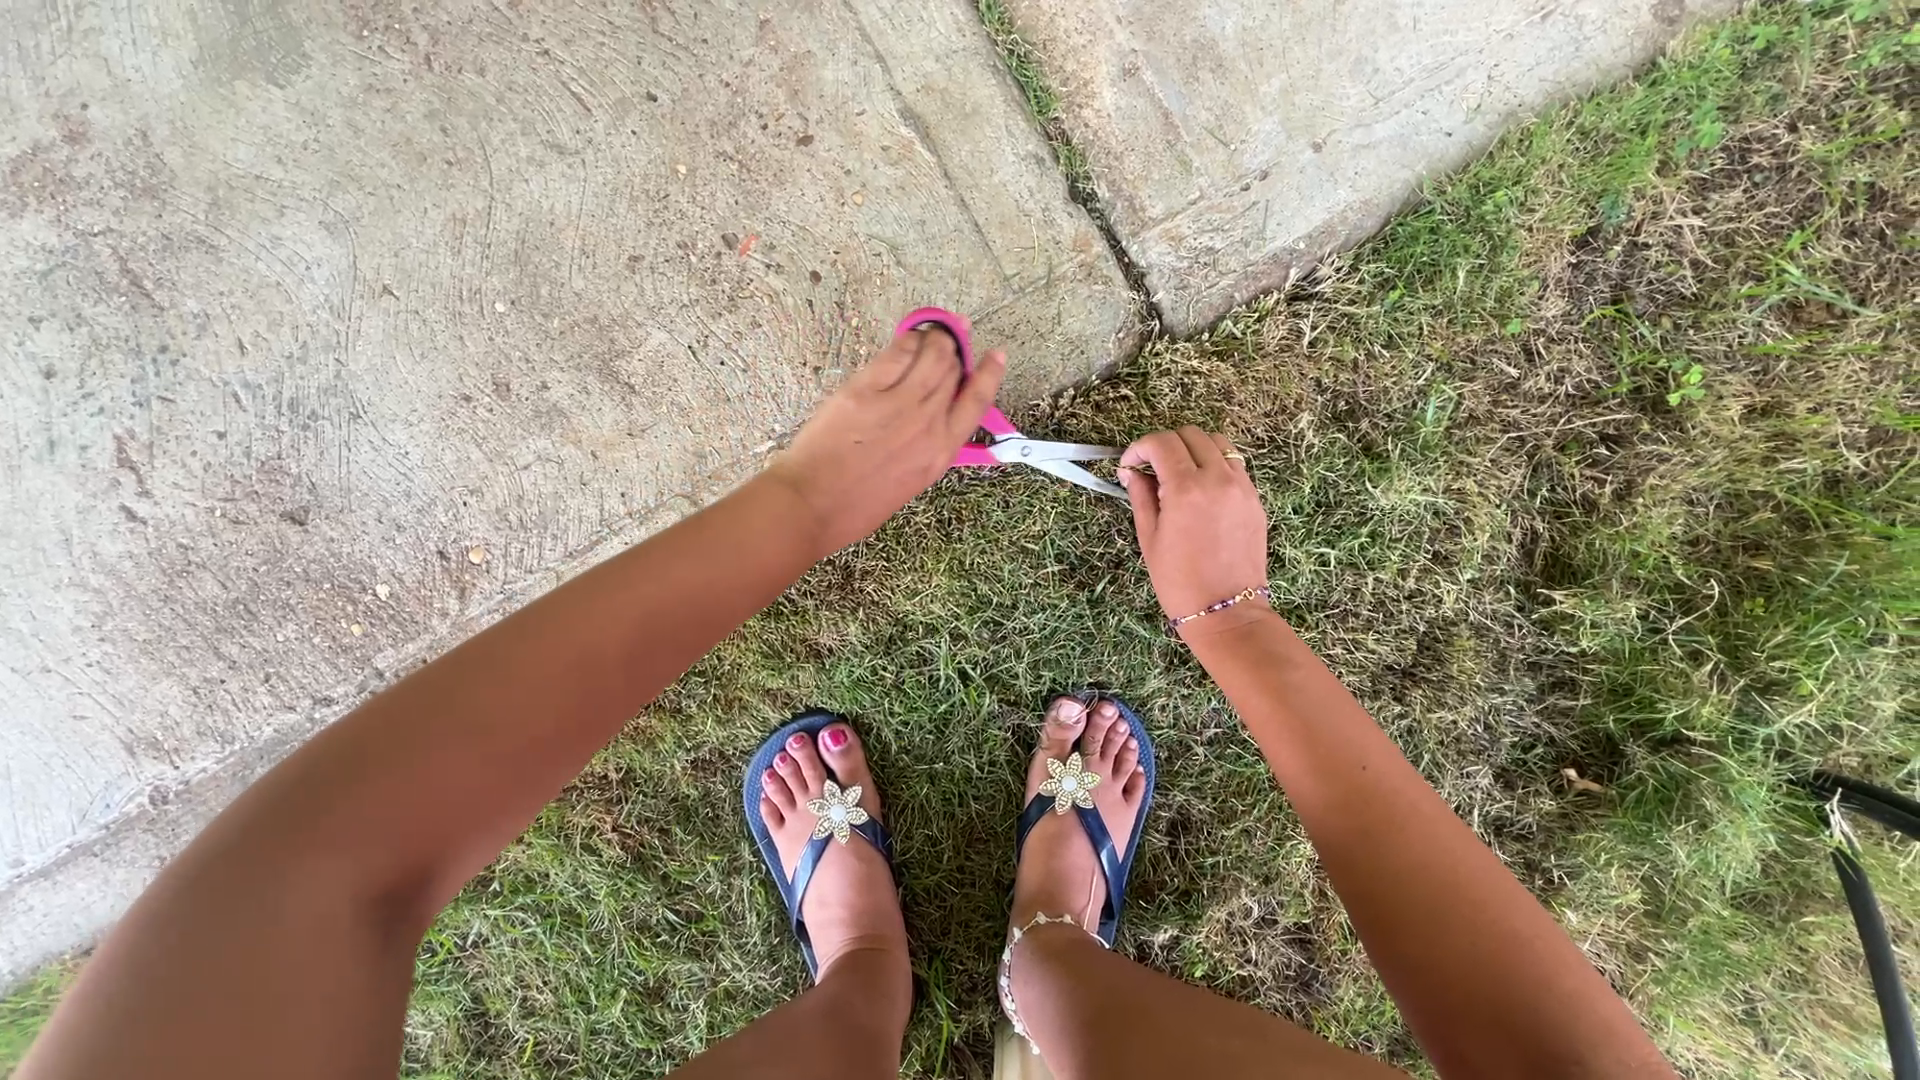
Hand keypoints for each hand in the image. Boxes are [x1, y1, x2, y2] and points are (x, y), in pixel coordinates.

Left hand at [764, 323, 1005, 555]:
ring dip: (934, 339)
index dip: (989, 373)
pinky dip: (907, 341)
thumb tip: (932, 415)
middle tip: (945, 343)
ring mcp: (898, 404)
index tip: (994, 356)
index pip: (977, 401)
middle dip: (953, 352)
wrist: (812, 505)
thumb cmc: (857, 505)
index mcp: (941, 452)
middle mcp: (927, 423)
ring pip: (931, 353)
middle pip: (953, 371)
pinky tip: (906, 340)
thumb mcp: (910, 481)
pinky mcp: (865, 390)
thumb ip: (927, 447)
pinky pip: (897, 353)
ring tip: (927, 337)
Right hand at [1119, 428, 1269, 625]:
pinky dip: (1214, 465)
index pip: (1162, 443)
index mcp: (1187, 489)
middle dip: (1166, 444)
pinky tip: (1200, 490)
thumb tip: (1133, 473)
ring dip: (1193, 449)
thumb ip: (1141, 496)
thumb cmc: (1179, 581)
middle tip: (1150, 468)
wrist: (1226, 611)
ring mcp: (1242, 487)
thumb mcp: (1149, 538)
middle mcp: (1218, 479)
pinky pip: (1234, 465)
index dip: (1139, 448)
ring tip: (1178, 474)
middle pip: (1191, 434)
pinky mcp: (1255, 500)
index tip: (1129, 465)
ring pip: (1218, 443)